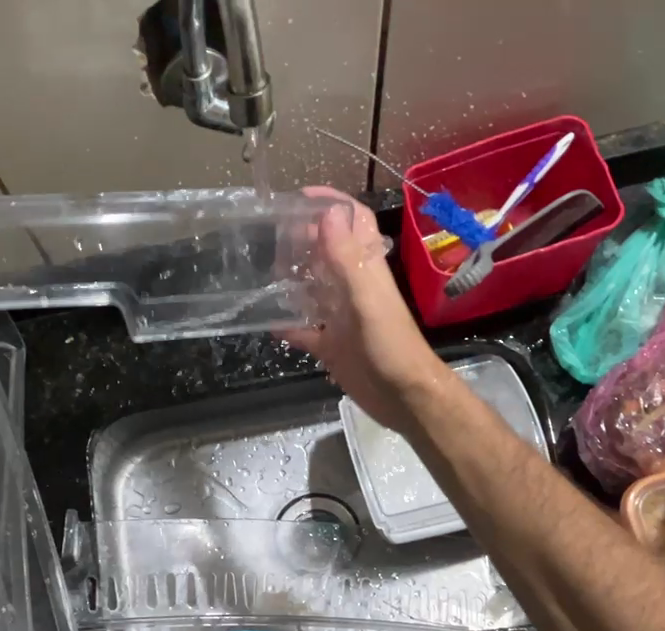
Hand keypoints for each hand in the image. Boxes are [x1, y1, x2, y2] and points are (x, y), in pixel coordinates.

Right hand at [281, 187, 446, 431]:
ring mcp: (342, 317)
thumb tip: (327, 213)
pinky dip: (288, 325)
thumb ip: (346, 258)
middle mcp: (353, 287)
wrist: (402, 397)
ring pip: (313, 289)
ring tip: (262, 273)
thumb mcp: (366, 299)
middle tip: (269, 239)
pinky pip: (305, 330)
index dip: (330, 204)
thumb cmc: (389, 346)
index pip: (352, 221)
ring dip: (292, 280)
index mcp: (366, 268)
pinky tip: (268, 322)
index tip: (297, 198)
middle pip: (326, 252)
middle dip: (302, 240)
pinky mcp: (332, 346)